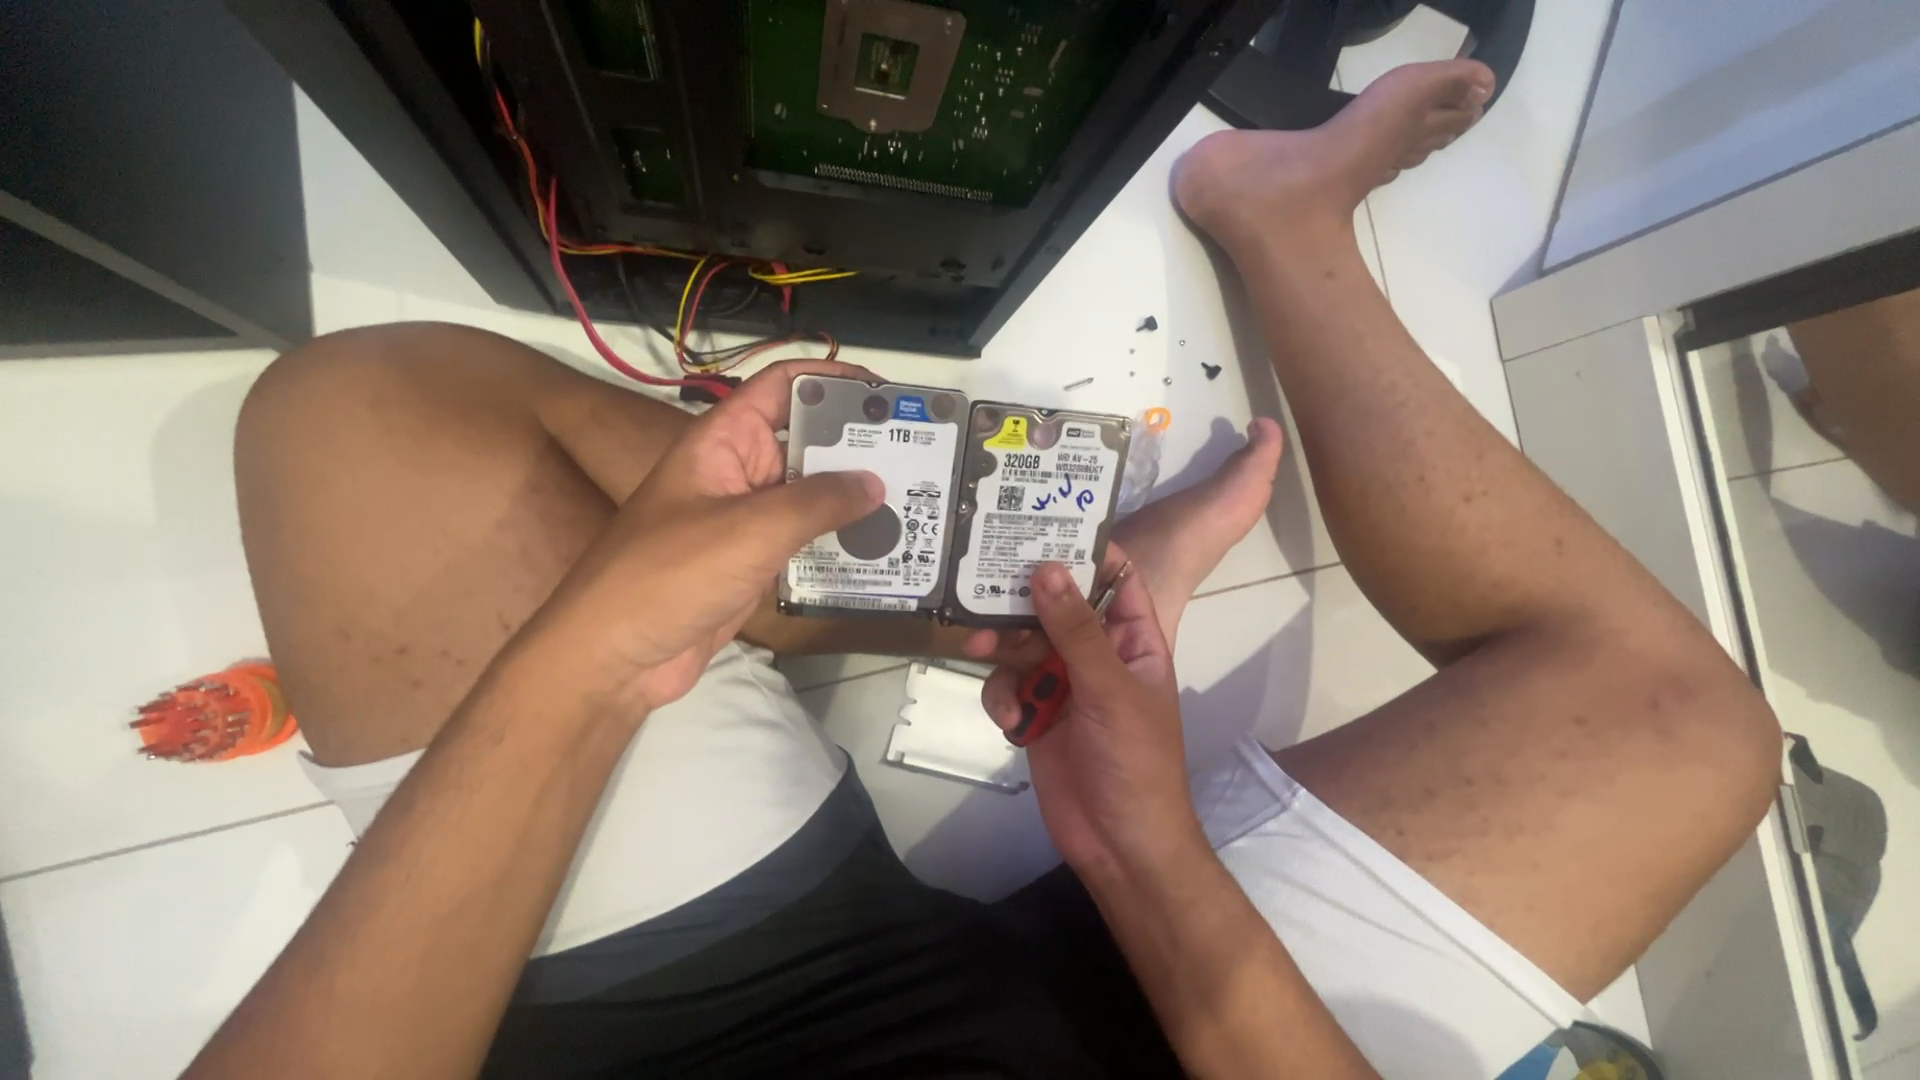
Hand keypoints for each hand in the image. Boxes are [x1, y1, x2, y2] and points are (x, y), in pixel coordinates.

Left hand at [533, 359, 884, 712]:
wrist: (617, 655)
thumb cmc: (671, 574)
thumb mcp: (752, 529)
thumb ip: (818, 502)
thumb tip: (876, 483)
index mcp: (723, 441)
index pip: (782, 387)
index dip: (832, 380)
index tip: (886, 397)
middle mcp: (737, 471)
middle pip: (804, 441)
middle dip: (856, 445)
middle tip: (918, 456)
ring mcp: (745, 519)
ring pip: (808, 494)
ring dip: (852, 497)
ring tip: (912, 500)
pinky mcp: (753, 560)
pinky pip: (803, 538)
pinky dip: (837, 539)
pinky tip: (879, 547)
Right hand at [981, 549, 1208, 875]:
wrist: (1119, 846)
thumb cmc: (1135, 762)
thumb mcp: (1110, 690)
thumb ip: (1076, 629)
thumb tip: (1046, 568)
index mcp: (1133, 641)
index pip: (1114, 579)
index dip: (1084, 550)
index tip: (1041, 522)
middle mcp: (1096, 655)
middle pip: (1054, 608)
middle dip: (1021, 600)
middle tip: (983, 579)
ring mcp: (1064, 685)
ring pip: (1022, 645)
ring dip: (1001, 646)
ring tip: (976, 644)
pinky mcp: (1036, 715)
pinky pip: (1008, 687)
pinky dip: (1002, 697)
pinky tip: (1009, 719)